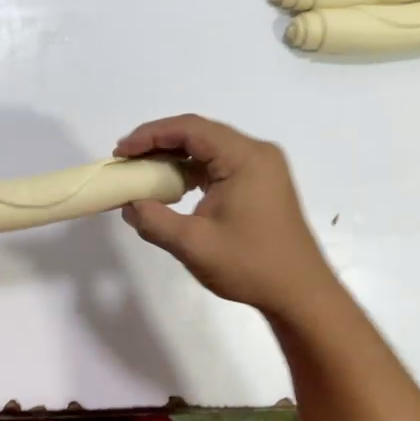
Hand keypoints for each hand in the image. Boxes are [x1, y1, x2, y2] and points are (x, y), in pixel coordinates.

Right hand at [115, 115, 337, 318]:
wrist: (299, 292)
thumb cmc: (249, 265)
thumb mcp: (192, 244)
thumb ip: (153, 220)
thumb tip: (129, 204)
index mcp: (244, 158)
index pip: (190, 129)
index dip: (150, 135)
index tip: (120, 152)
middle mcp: (257, 153)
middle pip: (199, 133)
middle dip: (158, 143)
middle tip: (126, 161)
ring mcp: (262, 167)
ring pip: (209, 148)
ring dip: (174, 156)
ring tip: (143, 172)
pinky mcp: (261, 183)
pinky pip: (219, 164)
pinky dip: (192, 170)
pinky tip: (173, 187)